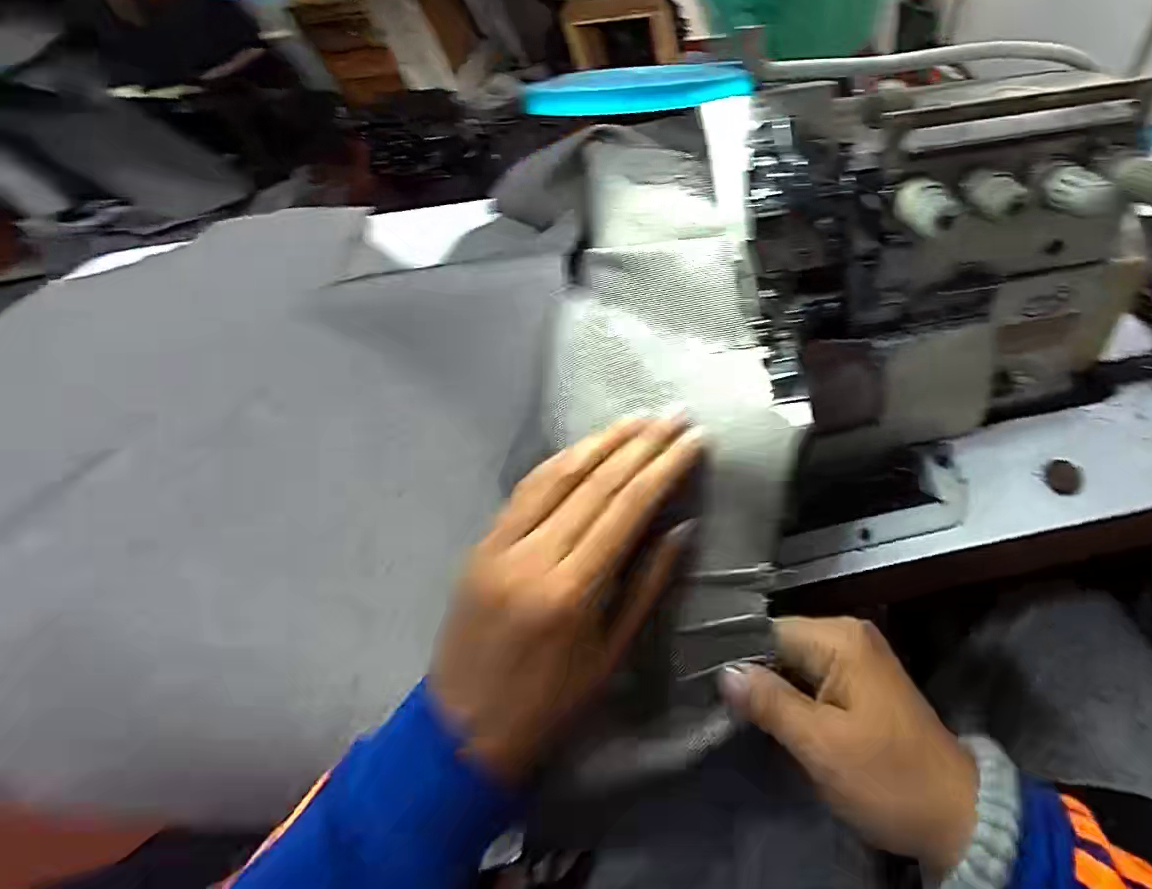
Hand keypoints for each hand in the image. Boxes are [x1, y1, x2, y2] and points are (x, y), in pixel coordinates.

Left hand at [429, 417, 702, 780]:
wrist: (456, 736)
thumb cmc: (552, 701)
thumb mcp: (615, 650)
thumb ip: (650, 582)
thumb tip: (683, 526)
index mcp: (570, 590)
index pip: (628, 507)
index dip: (665, 467)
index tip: (695, 439)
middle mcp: (531, 558)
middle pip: (597, 482)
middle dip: (643, 442)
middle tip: (677, 414)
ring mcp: (497, 548)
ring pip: (557, 475)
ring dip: (603, 441)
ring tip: (641, 417)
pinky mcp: (478, 548)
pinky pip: (526, 491)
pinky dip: (563, 460)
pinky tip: (590, 444)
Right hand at [720, 617, 978, 878]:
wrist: (947, 807)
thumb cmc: (885, 775)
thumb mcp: (822, 745)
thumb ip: (772, 704)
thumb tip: (726, 671)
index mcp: (843, 638)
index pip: (773, 630)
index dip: (737, 656)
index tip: (699, 683)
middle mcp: (852, 635)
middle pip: (784, 643)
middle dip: (752, 672)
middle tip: (709, 705)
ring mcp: (859, 658)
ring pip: (797, 662)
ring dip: (769, 687)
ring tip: (726, 713)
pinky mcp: (861, 682)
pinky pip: (814, 677)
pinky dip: (791, 695)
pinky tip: (765, 717)